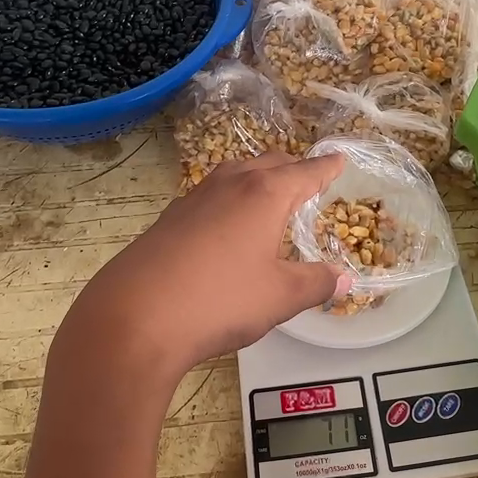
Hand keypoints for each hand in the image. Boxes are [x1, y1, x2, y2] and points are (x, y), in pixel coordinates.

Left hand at [58, 152, 349, 379]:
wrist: (134, 317)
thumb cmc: (219, 301)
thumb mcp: (280, 297)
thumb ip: (315, 284)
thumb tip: (343, 280)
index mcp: (264, 194)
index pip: (305, 173)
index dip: (326, 168)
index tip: (340, 160)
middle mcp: (230, 185)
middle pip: (269, 164)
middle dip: (293, 168)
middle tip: (309, 180)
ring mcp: (194, 199)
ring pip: (234, 174)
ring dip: (257, 179)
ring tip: (269, 196)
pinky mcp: (168, 219)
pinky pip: (210, 196)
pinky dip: (229, 200)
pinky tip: (225, 225)